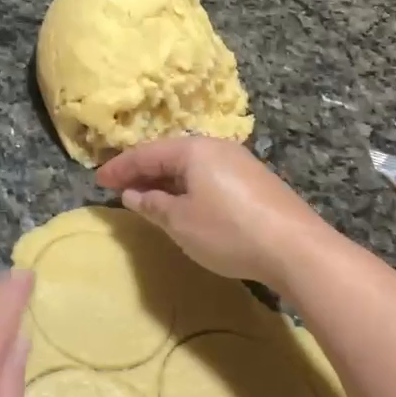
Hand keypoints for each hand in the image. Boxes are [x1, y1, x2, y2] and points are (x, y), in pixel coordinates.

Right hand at [96, 137, 319, 284]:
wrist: (297, 249)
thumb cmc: (229, 231)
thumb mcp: (181, 222)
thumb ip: (153, 205)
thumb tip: (133, 195)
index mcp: (193, 149)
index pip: (146, 153)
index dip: (119, 168)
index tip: (98, 181)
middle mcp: (216, 147)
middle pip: (169, 155)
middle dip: (143, 172)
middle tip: (120, 189)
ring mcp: (239, 163)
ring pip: (191, 167)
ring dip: (166, 181)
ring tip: (148, 199)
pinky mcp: (256, 183)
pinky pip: (209, 177)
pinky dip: (188, 187)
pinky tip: (185, 206)